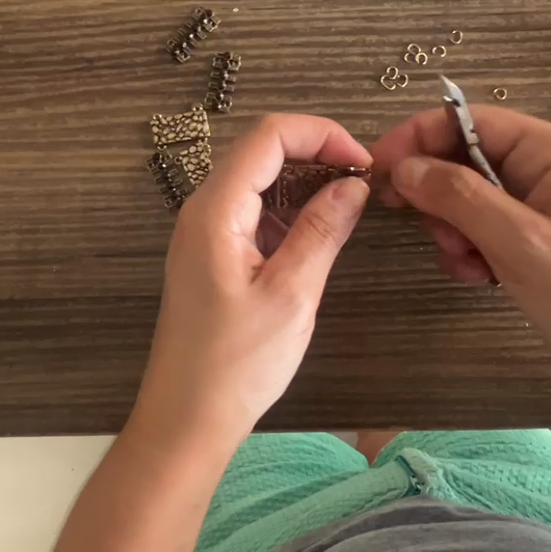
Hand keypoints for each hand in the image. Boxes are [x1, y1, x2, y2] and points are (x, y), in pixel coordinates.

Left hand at [137, 114, 372, 444]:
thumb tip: (353, 184)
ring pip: (258, 182)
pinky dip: (288, 213)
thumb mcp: (291, 294)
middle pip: (261, 152)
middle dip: (315, 155)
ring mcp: (204, 232)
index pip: (268, 135)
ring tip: (347, 209)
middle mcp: (203, 209)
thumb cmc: (236, 363)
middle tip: (362, 185)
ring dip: (304, 185)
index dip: (321, 134)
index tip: (363, 163)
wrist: (187, 417)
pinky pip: (253, 213)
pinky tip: (316, 236)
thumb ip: (322, 231)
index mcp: (216, 209)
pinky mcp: (212, 254)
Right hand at [369, 105, 550, 400]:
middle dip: (438, 194)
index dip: (420, 137)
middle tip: (434, 234)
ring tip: (468, 265)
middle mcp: (547, 172)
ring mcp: (541, 211)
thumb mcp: (522, 243)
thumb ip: (459, 197)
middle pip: (466, 159)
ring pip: (468, 199)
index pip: (473, 121)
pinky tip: (480, 279)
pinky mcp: (535, 246)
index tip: (377, 170)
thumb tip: (403, 166)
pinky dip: (469, 251)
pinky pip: (482, 231)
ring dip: (452, 229)